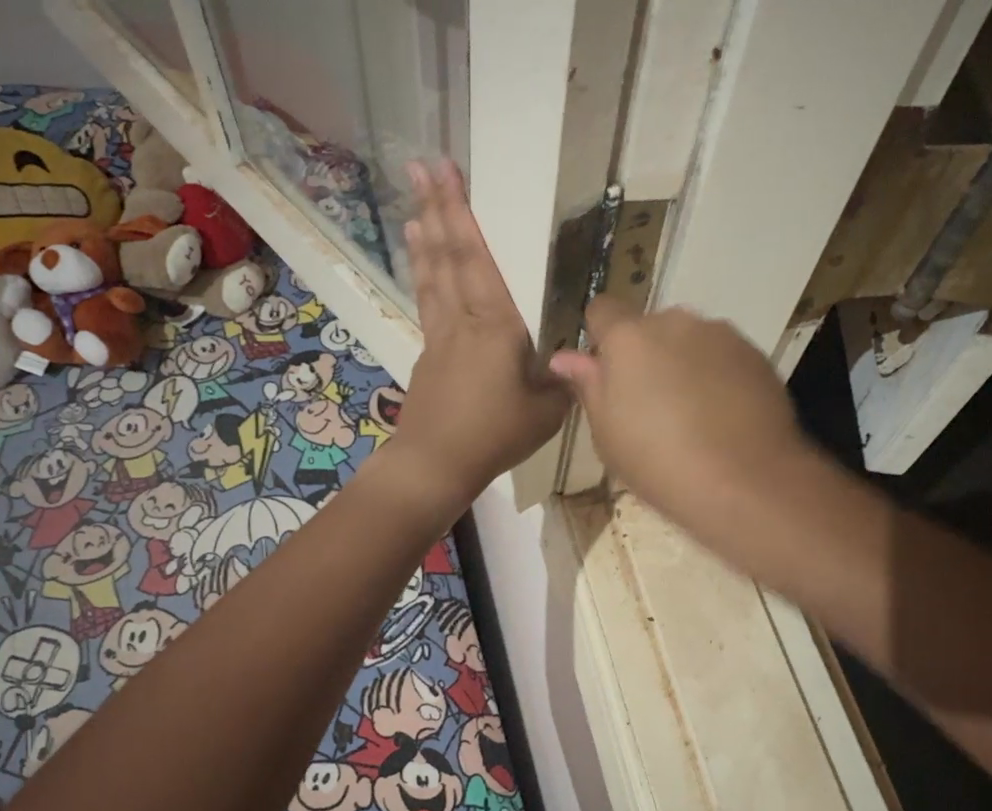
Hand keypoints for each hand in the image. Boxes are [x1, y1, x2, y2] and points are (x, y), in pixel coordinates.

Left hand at [389, 160, 569, 507]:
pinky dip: (422, 276)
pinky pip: (426, 303)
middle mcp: (462, 319)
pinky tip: (421, 267)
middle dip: (435, 208)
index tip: (446, 171)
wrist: (435, 463)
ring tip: (414, 206)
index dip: (460, 211)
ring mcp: (440, 337)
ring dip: (423, 237)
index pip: (476, 256)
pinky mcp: (428, 356)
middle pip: (447, 255)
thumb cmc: (495, 435)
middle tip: (420, 166)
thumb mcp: (547, 412)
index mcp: (495, 324)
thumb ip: (563, 382)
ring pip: (431, 276)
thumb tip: (578, 363)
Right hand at [550, 296, 815, 527]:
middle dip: (646, 355)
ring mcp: (721, 335)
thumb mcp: (608, 435)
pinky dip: (718, 377)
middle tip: (650, 406)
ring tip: (693, 416)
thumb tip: (566, 357)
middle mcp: (676, 322)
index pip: (602, 309)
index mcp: (629, 338)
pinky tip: (723, 418)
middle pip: (650, 327)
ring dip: (684, 364)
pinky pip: (724, 358)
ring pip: (690, 340)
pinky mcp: (755, 355)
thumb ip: (589, 386)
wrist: (745, 484)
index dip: (600, 338)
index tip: (607, 374)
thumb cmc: (660, 464)